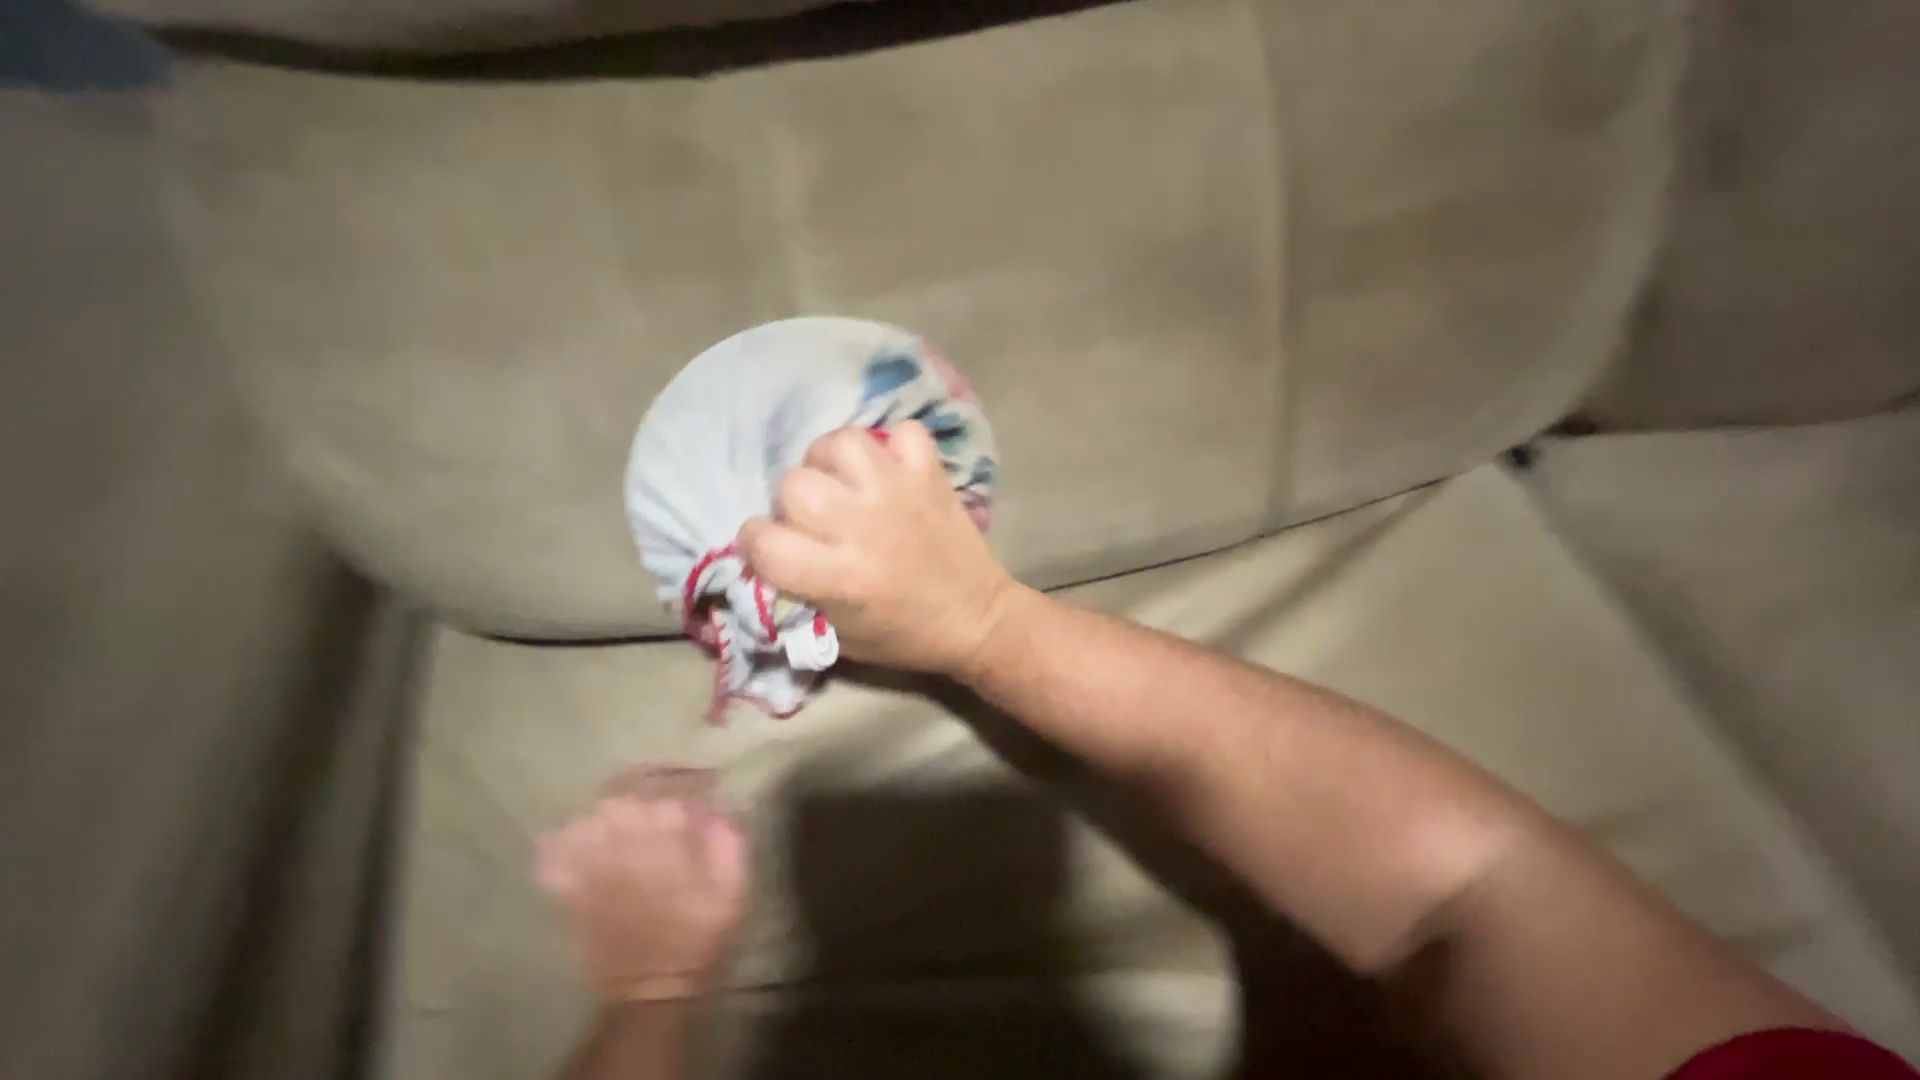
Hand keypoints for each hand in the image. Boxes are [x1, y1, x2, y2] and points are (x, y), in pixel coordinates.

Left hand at [535, 768, 748, 1002]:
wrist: (652, 989)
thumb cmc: (700, 931)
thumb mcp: (732, 880)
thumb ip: (725, 830)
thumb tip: (712, 799)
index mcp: (665, 823)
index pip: (677, 780)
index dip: (695, 779)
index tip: (709, 784)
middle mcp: (620, 828)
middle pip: (630, 783)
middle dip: (654, 781)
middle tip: (671, 792)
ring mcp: (586, 854)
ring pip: (594, 805)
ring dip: (616, 802)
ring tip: (634, 810)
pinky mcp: (564, 881)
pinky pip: (556, 843)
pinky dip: (569, 834)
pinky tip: (589, 837)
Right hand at [738, 421, 1020, 676]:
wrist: (977, 618)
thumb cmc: (905, 634)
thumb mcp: (839, 637)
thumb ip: (796, 598)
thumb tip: (764, 562)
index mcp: (838, 576)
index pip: (764, 540)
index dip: (754, 544)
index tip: (769, 549)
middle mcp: (863, 526)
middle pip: (794, 484)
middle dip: (791, 503)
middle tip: (812, 519)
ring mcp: (899, 491)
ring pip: (839, 443)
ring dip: (831, 462)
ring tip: (843, 483)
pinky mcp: (931, 473)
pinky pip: (902, 433)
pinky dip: (891, 446)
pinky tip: (888, 470)